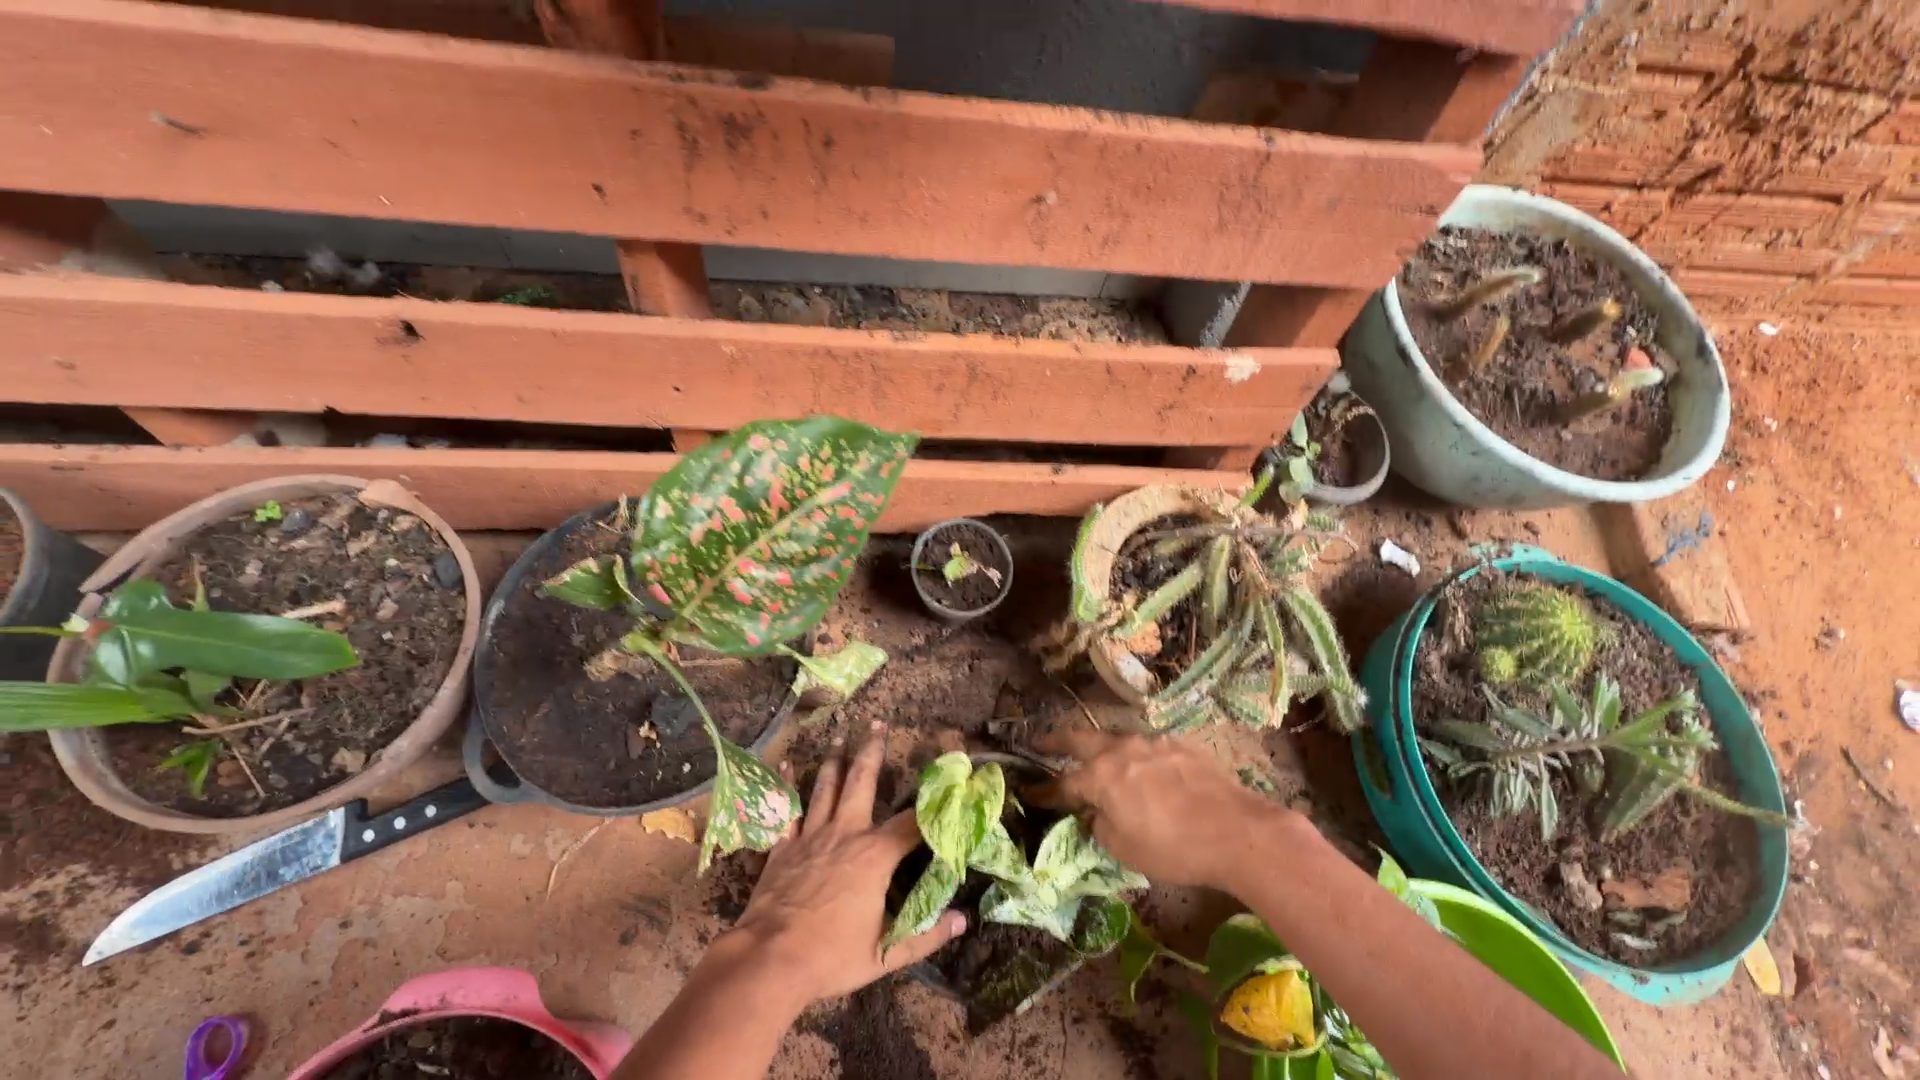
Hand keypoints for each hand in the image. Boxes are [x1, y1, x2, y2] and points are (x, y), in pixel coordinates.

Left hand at [723, 722, 967, 1005]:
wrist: (769, 960)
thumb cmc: (832, 956)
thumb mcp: (887, 953)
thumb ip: (927, 935)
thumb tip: (963, 920)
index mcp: (875, 856)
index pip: (912, 823)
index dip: (932, 804)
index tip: (948, 784)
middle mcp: (845, 834)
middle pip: (862, 782)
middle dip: (872, 751)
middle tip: (877, 723)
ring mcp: (810, 837)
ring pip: (825, 787)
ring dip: (834, 760)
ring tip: (840, 735)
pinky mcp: (782, 848)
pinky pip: (787, 811)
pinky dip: (786, 787)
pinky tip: (786, 766)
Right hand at [1036, 729, 1298, 889]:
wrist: (1237, 832)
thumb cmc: (1173, 847)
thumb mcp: (1123, 849)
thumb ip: (1099, 826)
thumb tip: (1094, 813)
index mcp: (1100, 776)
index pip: (1062, 782)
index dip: (1044, 790)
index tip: (1030, 792)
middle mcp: (1121, 749)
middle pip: (1080, 738)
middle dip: (1057, 740)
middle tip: (1041, 742)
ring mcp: (1153, 743)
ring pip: (1117, 738)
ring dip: (1101, 747)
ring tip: (1098, 757)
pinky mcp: (1182, 746)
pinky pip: (1149, 747)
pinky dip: (1138, 756)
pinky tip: (1146, 770)